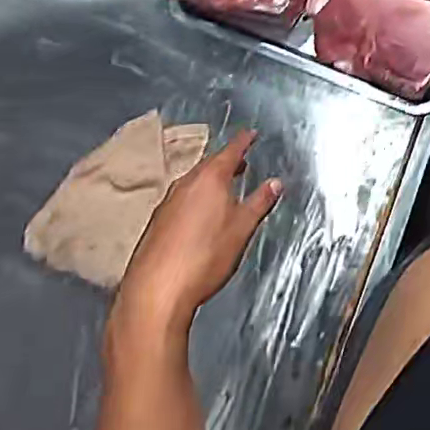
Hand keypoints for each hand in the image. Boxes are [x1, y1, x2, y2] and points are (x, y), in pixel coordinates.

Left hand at [115, 130, 282, 322]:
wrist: (154, 296)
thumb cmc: (204, 257)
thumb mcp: (243, 227)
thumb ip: (260, 201)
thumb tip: (274, 183)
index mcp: (210, 179)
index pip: (230, 151)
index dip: (244, 141)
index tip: (251, 134)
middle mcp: (184, 186)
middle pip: (208, 164)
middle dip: (226, 160)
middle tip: (241, 160)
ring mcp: (165, 206)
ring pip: (192, 182)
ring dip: (209, 179)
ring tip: (224, 185)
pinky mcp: (154, 226)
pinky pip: (179, 200)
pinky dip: (195, 198)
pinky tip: (200, 213)